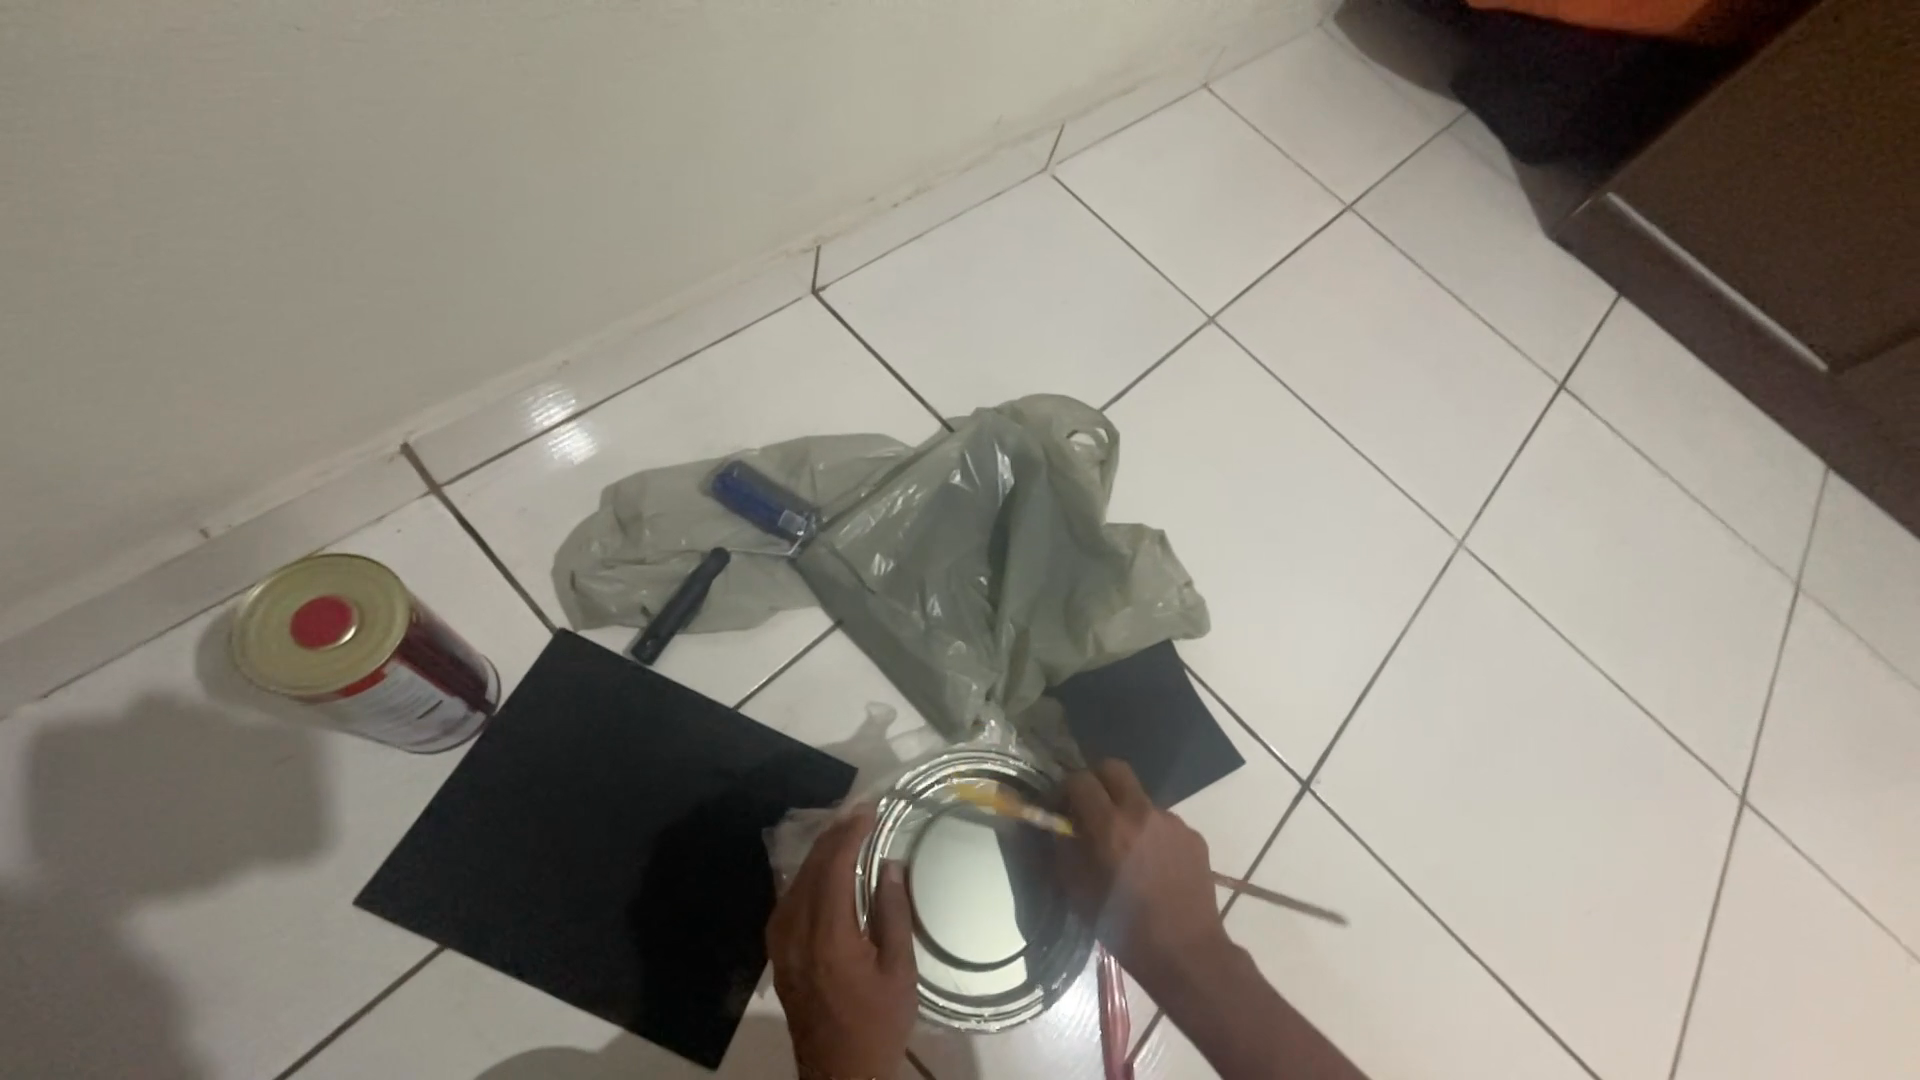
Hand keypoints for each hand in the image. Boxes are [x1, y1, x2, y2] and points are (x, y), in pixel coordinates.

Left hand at [766, 806, 917, 1079]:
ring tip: (845, 832)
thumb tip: (889, 864)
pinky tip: (822, 868)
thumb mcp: (899, 970)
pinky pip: (788, 899)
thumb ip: (892, 913)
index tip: (869, 811)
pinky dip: (807, 875)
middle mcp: (796, 933)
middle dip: (835, 836)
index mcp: (828, 936)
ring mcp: (781, 943)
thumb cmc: (878, 1022)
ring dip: (820, 852)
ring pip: (795, 881)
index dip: (851, 834)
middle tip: (859, 814)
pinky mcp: (777, 953)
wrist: (840, 1073)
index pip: (834, 867)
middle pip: (811, 868)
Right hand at [1056, 761, 1231, 991]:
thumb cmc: (1125, 928)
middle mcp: (1142, 812)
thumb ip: (1064, 850)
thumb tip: (1058, 826)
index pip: (1080, 780)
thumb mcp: (1078, 892)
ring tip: (1126, 850)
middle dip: (1097, 781)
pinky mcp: (1193, 836)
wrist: (1187, 954)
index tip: (1062, 809)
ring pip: (1140, 799)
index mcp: (1110, 825)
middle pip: (1114, 769)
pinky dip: (1151, 834)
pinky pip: (1163, 823)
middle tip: (1091, 809)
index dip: (1066, 790)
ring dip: (1127, 812)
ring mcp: (1172, 822)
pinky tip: (1153, 866)